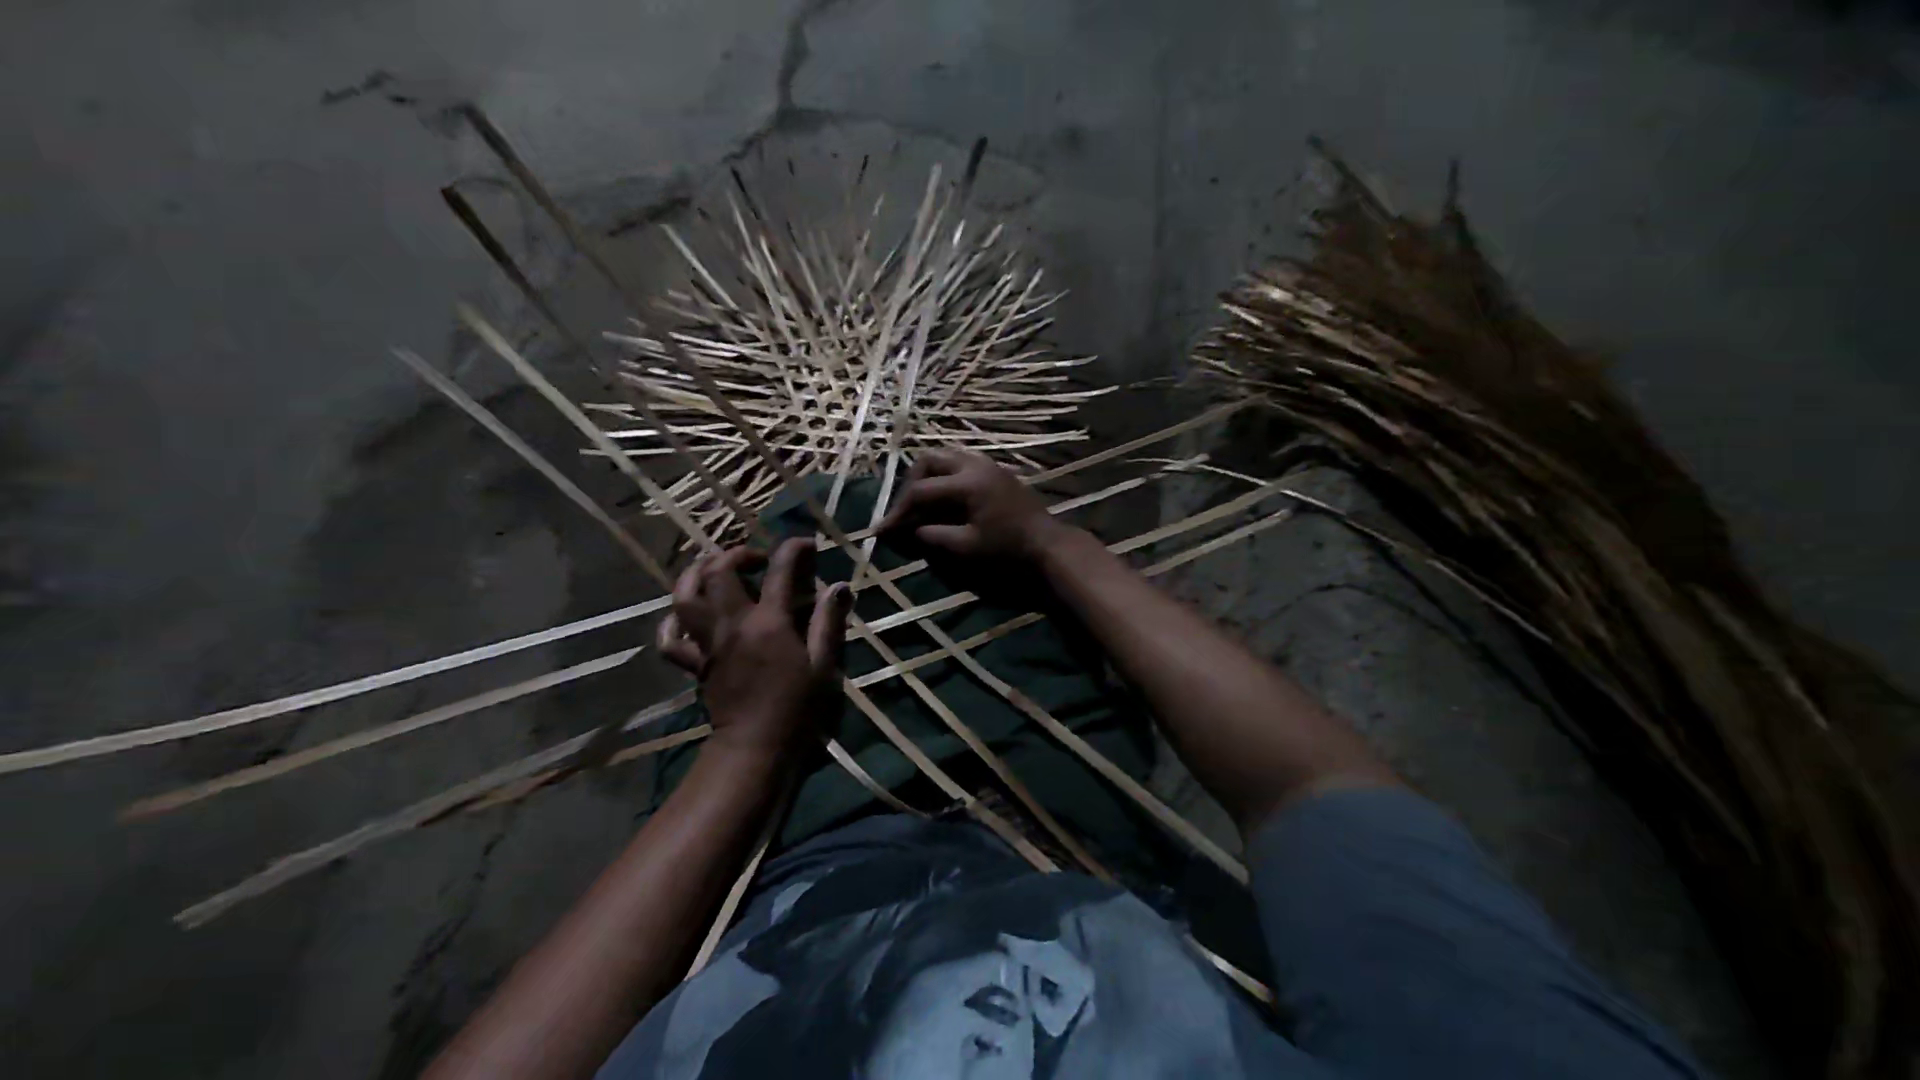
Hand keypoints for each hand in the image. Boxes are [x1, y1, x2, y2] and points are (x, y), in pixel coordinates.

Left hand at [656, 538, 851, 753]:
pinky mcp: (696, 664)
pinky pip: (671, 641)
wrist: (756, 747)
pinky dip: (672, 624)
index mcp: (768, 622)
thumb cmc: (797, 707)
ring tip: (712, 568)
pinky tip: (683, 616)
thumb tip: (839, 585)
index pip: (779, 571)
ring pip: (685, 597)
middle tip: (756, 559)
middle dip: (736, 554)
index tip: (807, 544)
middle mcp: (732, 624)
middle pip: (718, 572)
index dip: (793, 549)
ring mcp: (708, 643)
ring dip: (695, 574)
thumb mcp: (823, 664)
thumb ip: (829, 621)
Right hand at [876, 450, 1073, 561]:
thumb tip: (911, 530)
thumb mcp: (967, 547)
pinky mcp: (997, 473)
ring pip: (947, 457)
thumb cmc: (1009, 549)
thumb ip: (934, 536)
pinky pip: (962, 464)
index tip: (882, 530)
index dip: (898, 511)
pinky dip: (946, 477)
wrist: (1050, 547)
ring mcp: (988, 466)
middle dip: (911, 483)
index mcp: (967, 482)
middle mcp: (975, 465)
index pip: (921, 491)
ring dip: (929, 477)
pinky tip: (944, 499)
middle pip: (930, 460)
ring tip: (921, 503)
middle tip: (904, 509)